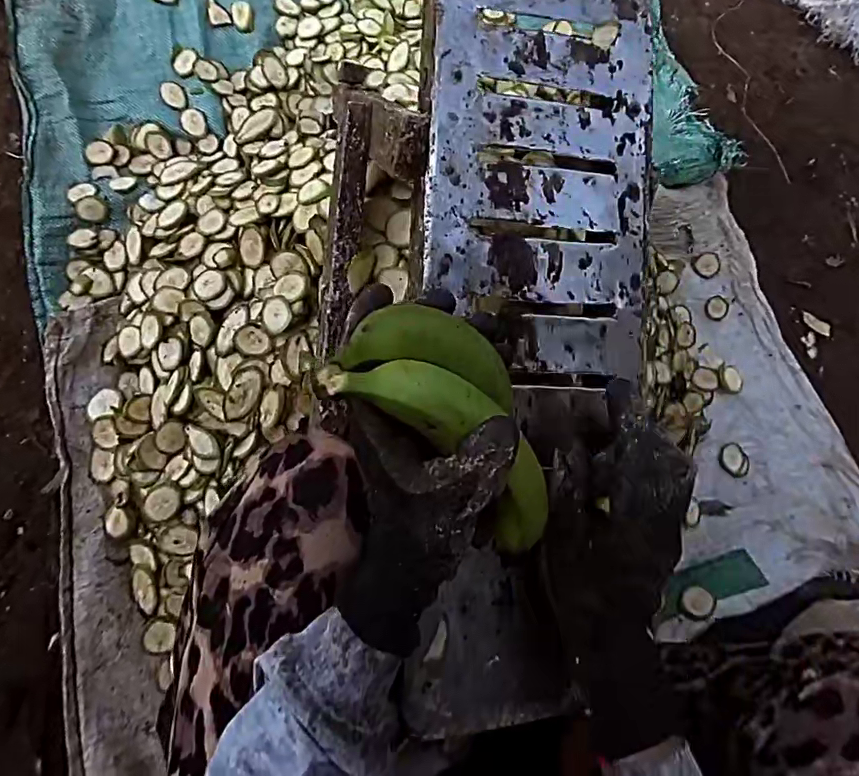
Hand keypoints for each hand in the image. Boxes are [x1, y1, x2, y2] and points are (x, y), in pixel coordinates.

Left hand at [334, 285, 517, 655]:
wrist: (412, 567)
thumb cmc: (417, 533)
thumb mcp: (446, 502)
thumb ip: (473, 468)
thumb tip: (503, 424)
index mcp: (371, 417)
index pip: (356, 355)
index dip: (363, 319)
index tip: (382, 290)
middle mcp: (383, 409)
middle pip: (391, 349)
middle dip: (418, 321)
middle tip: (450, 303)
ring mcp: (404, 418)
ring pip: (419, 366)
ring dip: (447, 342)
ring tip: (482, 325)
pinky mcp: (424, 431)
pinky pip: (439, 387)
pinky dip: (461, 369)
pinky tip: (489, 366)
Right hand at [539, 379, 694, 758]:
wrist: (613, 639)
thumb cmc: (582, 588)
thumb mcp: (564, 537)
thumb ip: (569, 488)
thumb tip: (568, 444)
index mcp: (632, 511)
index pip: (633, 450)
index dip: (624, 416)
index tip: (613, 387)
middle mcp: (660, 514)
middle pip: (656, 456)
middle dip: (634, 426)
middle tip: (607, 410)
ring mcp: (668, 526)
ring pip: (666, 472)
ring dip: (643, 445)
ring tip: (615, 433)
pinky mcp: (667, 536)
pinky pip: (667, 490)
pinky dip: (650, 467)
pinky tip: (627, 467)